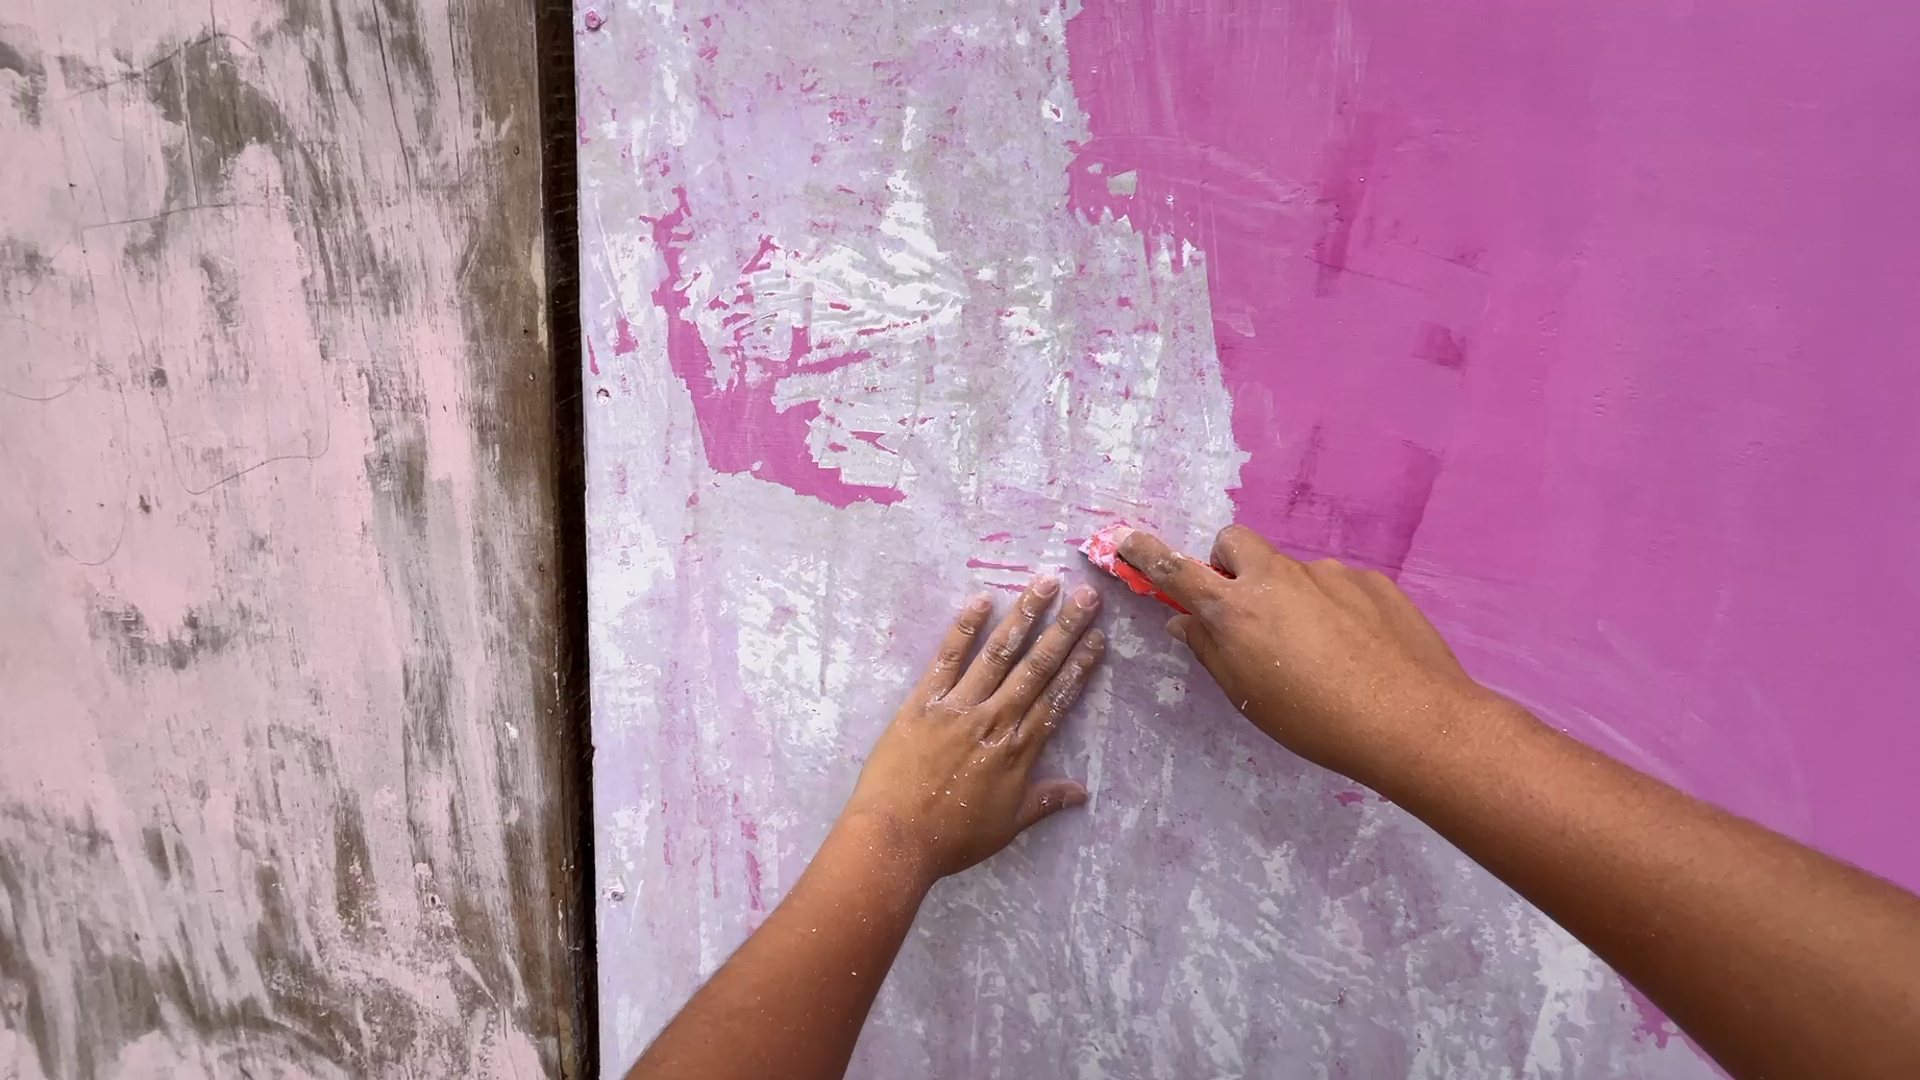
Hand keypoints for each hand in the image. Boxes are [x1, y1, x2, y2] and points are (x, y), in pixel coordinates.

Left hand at [839, 578, 1105, 884]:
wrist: (896, 838)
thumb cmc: (953, 837)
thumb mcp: (1008, 825)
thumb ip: (1045, 801)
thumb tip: (1084, 791)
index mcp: (1019, 749)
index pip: (1058, 697)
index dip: (1080, 665)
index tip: (1099, 637)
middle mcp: (995, 719)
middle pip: (1037, 666)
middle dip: (1064, 628)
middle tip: (1086, 595)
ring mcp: (960, 706)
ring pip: (999, 653)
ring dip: (1024, 615)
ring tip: (1045, 583)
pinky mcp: (924, 700)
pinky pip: (947, 658)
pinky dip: (964, 628)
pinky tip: (981, 600)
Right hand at [1119, 525, 1497, 783]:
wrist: (1414, 722)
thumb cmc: (1314, 719)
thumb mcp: (1247, 695)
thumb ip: (1209, 651)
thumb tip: (1184, 623)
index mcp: (1235, 609)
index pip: (1176, 571)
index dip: (1147, 554)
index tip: (1127, 538)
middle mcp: (1275, 577)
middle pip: (1234, 541)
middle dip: (1228, 562)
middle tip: (1245, 605)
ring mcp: (1327, 573)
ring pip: (1290, 569)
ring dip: (1287, 593)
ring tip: (1320, 647)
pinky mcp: (1371, 580)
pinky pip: (1336, 584)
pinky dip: (1333, 605)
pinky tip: (1357, 646)